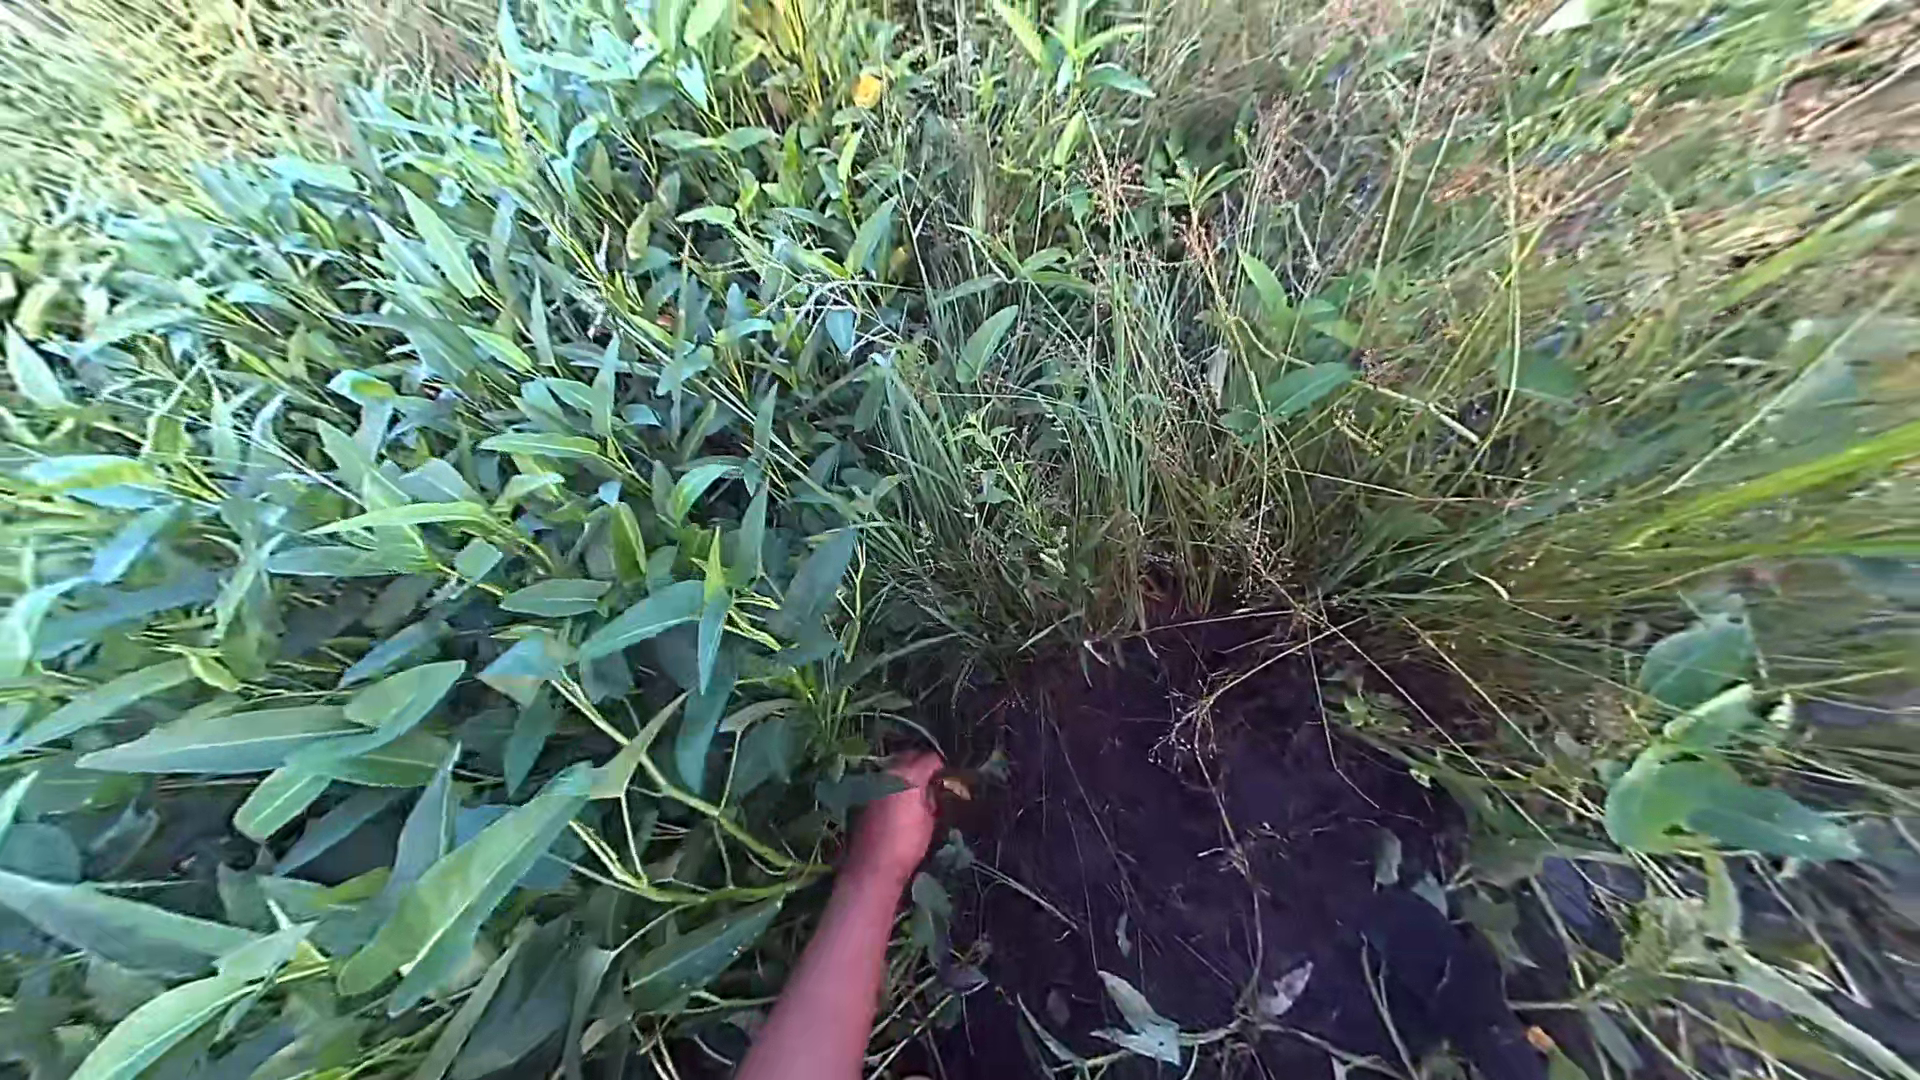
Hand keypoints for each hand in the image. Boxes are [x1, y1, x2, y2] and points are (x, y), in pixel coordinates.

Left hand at [844, 750, 942, 887]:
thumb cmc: (907, 845)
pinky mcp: (865, 793)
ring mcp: (874, 781)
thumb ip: (931, 798)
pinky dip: (894, 781)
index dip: (940, 764)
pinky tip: (901, 794)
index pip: (929, 759)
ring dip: (906, 770)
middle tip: (933, 775)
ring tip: (917, 784)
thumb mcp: (929, 821)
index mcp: (909, 776)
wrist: (873, 867)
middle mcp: (890, 772)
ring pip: (894, 765)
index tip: (946, 773)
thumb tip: (933, 788)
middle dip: (921, 761)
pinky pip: (883, 778)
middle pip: (909, 756)